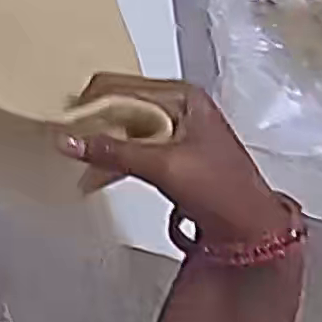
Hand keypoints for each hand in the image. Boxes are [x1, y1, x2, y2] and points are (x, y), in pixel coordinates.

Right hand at [53, 78, 287, 243]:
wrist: (254, 234)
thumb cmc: (222, 192)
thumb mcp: (163, 167)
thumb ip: (113, 152)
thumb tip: (66, 140)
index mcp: (181, 95)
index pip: (120, 87)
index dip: (91, 103)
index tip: (67, 123)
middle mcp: (176, 103)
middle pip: (119, 102)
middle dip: (93, 123)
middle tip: (70, 141)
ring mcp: (174, 125)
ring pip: (122, 123)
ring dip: (101, 141)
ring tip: (80, 159)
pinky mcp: (170, 147)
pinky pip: (131, 142)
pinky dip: (114, 155)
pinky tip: (96, 173)